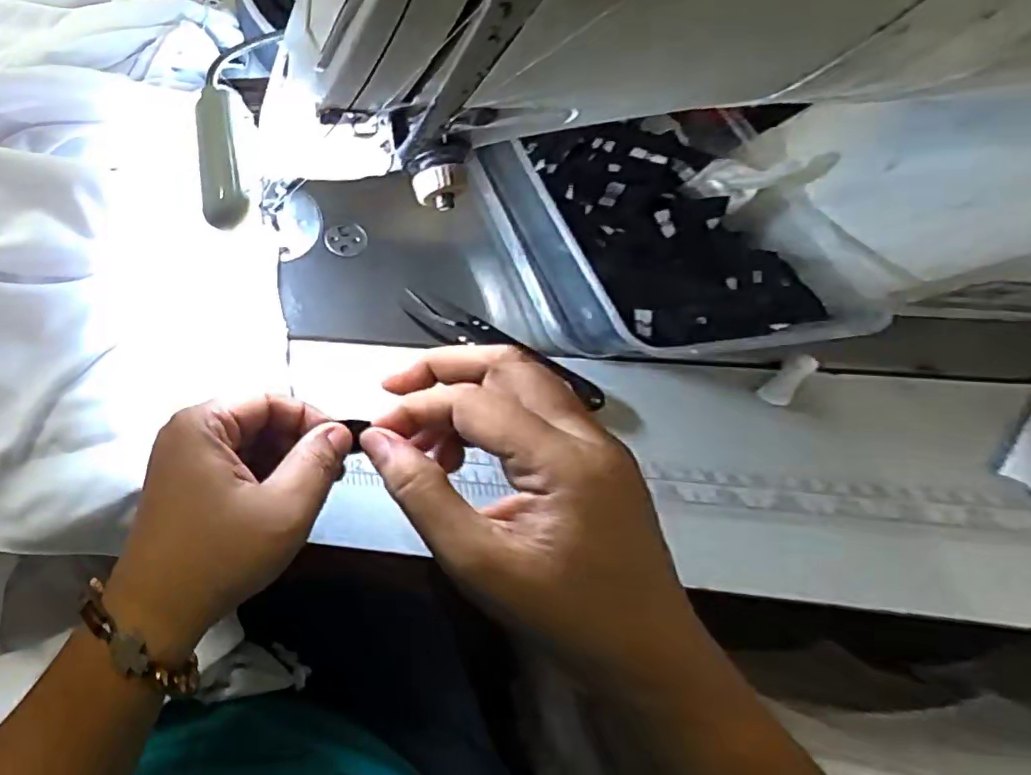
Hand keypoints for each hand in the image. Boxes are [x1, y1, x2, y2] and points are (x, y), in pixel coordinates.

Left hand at [105, 397, 350, 660]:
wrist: (155, 611)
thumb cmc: (220, 556)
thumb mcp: (282, 511)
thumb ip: (316, 463)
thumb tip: (338, 431)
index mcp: (202, 422)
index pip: (268, 400)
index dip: (310, 418)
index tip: (344, 446)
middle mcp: (187, 429)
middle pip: (255, 419)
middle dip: (296, 442)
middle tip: (332, 474)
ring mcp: (180, 456)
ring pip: (245, 443)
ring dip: (280, 461)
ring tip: (311, 491)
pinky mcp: (182, 481)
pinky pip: (229, 464)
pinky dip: (259, 477)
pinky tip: (280, 502)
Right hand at [360, 346, 702, 682]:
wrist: (652, 665)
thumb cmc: (567, 619)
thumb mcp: (478, 563)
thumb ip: (422, 494)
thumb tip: (378, 441)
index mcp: (564, 460)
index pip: (473, 402)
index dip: (416, 408)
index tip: (379, 433)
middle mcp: (587, 437)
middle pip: (506, 365)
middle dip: (442, 367)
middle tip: (395, 387)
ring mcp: (597, 446)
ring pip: (523, 381)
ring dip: (467, 387)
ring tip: (424, 430)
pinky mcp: (596, 460)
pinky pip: (535, 410)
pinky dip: (490, 412)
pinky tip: (462, 450)